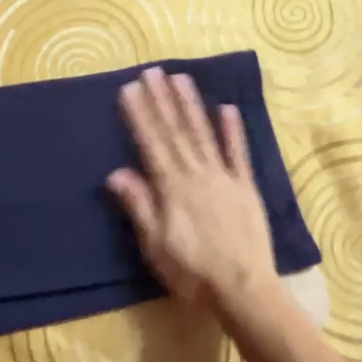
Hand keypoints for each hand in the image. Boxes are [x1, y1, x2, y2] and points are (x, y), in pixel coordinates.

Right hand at [106, 67, 275, 308]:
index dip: (139, 115)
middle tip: (152, 71)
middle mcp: (196, 174)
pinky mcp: (246, 188)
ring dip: (190, 105)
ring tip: (180, 78)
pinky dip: (232, 131)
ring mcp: (223, 178)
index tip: (130, 88)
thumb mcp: (155, 244)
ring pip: (203, 134)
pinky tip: (225, 108)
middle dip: (161, 100)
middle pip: (175, 131)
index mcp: (171, 187)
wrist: (244, 290)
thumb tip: (116, 172)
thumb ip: (139, 205)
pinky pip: (238, 154)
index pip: (151, 143)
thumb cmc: (192, 272)